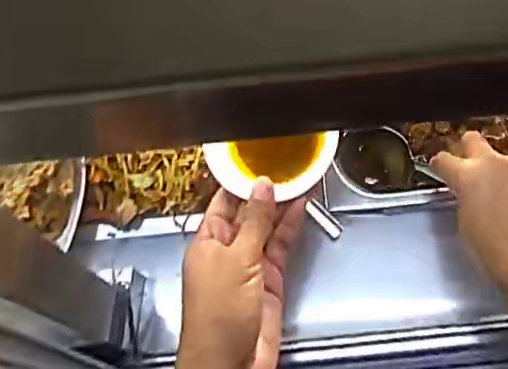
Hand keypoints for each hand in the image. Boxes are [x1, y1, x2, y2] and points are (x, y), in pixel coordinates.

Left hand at [177, 179, 307, 368]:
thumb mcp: (237, 261)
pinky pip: (280, 245)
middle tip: (284, 164)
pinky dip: (290, 225)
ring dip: (281, 204)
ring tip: (297, 177)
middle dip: (264, 190)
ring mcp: (249, 265)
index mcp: (207, 241)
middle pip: (248, 211)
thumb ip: (254, 222)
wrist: (232, 368)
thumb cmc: (217, 318)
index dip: (241, 180)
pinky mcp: (268, 280)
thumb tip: (262, 186)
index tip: (258, 159)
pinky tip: (300, 205)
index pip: (224, 200)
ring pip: (267, 226)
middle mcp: (227, 250)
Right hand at [429, 130, 507, 305]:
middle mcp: (491, 163)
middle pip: (472, 139)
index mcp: (467, 176)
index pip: (444, 159)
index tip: (444, 170)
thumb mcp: (468, 230)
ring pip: (506, 160)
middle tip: (477, 173)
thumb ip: (464, 201)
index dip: (442, 166)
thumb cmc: (503, 258)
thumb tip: (469, 195)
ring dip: (506, 175)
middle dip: (471, 151)